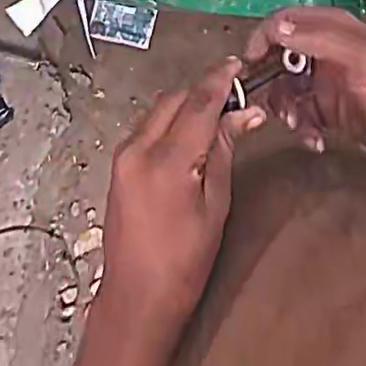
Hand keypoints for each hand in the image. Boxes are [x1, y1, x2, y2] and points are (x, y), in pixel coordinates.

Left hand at [91, 61, 262, 355]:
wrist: (135, 299)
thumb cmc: (183, 262)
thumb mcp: (215, 205)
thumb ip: (224, 150)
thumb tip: (246, 113)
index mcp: (166, 161)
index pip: (198, 104)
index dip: (220, 80)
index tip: (236, 66)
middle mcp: (138, 149)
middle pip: (176, 99)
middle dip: (204, 92)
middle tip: (234, 99)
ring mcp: (124, 154)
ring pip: (161, 108)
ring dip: (187, 105)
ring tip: (216, 118)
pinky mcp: (119, 163)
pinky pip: (149, 125)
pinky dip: (171, 120)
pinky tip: (190, 134)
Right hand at [245, 6, 365, 157]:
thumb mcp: (359, 60)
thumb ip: (319, 40)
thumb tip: (277, 29)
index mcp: (332, 27)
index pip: (284, 21)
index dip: (264, 37)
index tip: (251, 62)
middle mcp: (323, 49)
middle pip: (278, 55)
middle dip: (271, 79)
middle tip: (269, 102)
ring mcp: (323, 78)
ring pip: (284, 86)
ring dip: (284, 106)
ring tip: (298, 124)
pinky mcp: (325, 106)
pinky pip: (298, 111)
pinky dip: (300, 124)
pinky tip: (315, 138)